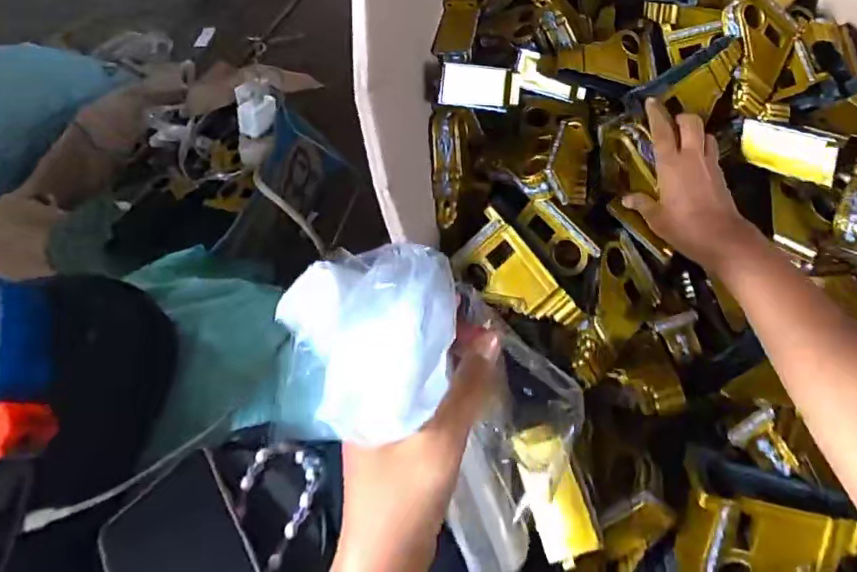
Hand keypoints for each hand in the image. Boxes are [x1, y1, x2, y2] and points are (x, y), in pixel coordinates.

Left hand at [334, 323, 501, 571]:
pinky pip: (419, 396)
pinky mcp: (393, 437)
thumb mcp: (442, 439)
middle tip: (480, 333)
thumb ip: (466, 389)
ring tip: (478, 350)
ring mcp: (380, 417)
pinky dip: (441, 385)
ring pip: (415, 374)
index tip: (464, 310)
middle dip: (443, 337)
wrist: (385, 562)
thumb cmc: (404, 495)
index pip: (395, 331)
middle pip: (407, 350)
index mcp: (365, 385)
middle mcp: (367, 394)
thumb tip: (491, 338)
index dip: (429, 315)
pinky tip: (463, 384)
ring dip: (445, 362)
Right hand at [622, 98, 763, 273]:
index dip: (655, 113)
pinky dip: (704, 149)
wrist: (726, 240)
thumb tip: (627, 198)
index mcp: (670, 164)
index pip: (661, 130)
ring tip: (685, 141)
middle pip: (690, 122)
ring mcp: (710, 164)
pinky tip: (696, 163)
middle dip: (680, 117)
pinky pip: (712, 152)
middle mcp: (691, 157)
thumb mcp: (657, 220)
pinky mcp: (721, 175)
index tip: (651, 101)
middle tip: (670, 123)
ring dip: (695, 132)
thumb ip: (642, 204)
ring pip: (705, 134)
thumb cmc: (686, 228)